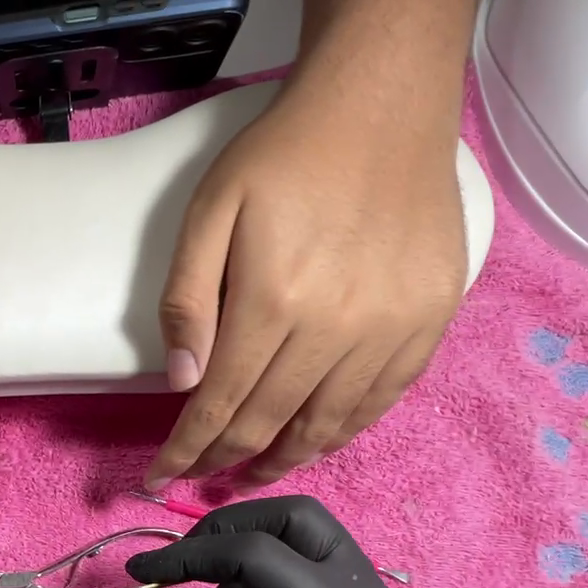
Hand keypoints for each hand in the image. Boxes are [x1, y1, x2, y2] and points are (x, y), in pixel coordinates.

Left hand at [148, 79, 465, 491]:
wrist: (382, 106)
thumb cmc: (280, 160)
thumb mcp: (207, 216)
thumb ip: (186, 303)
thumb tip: (182, 385)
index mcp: (273, 302)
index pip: (217, 406)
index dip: (183, 453)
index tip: (158, 482)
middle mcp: (336, 327)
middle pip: (266, 424)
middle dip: (221, 461)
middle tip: (198, 480)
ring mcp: (391, 327)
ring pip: (325, 426)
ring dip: (281, 462)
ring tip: (249, 477)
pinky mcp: (429, 320)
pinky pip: (380, 401)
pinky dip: (340, 433)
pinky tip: (313, 444)